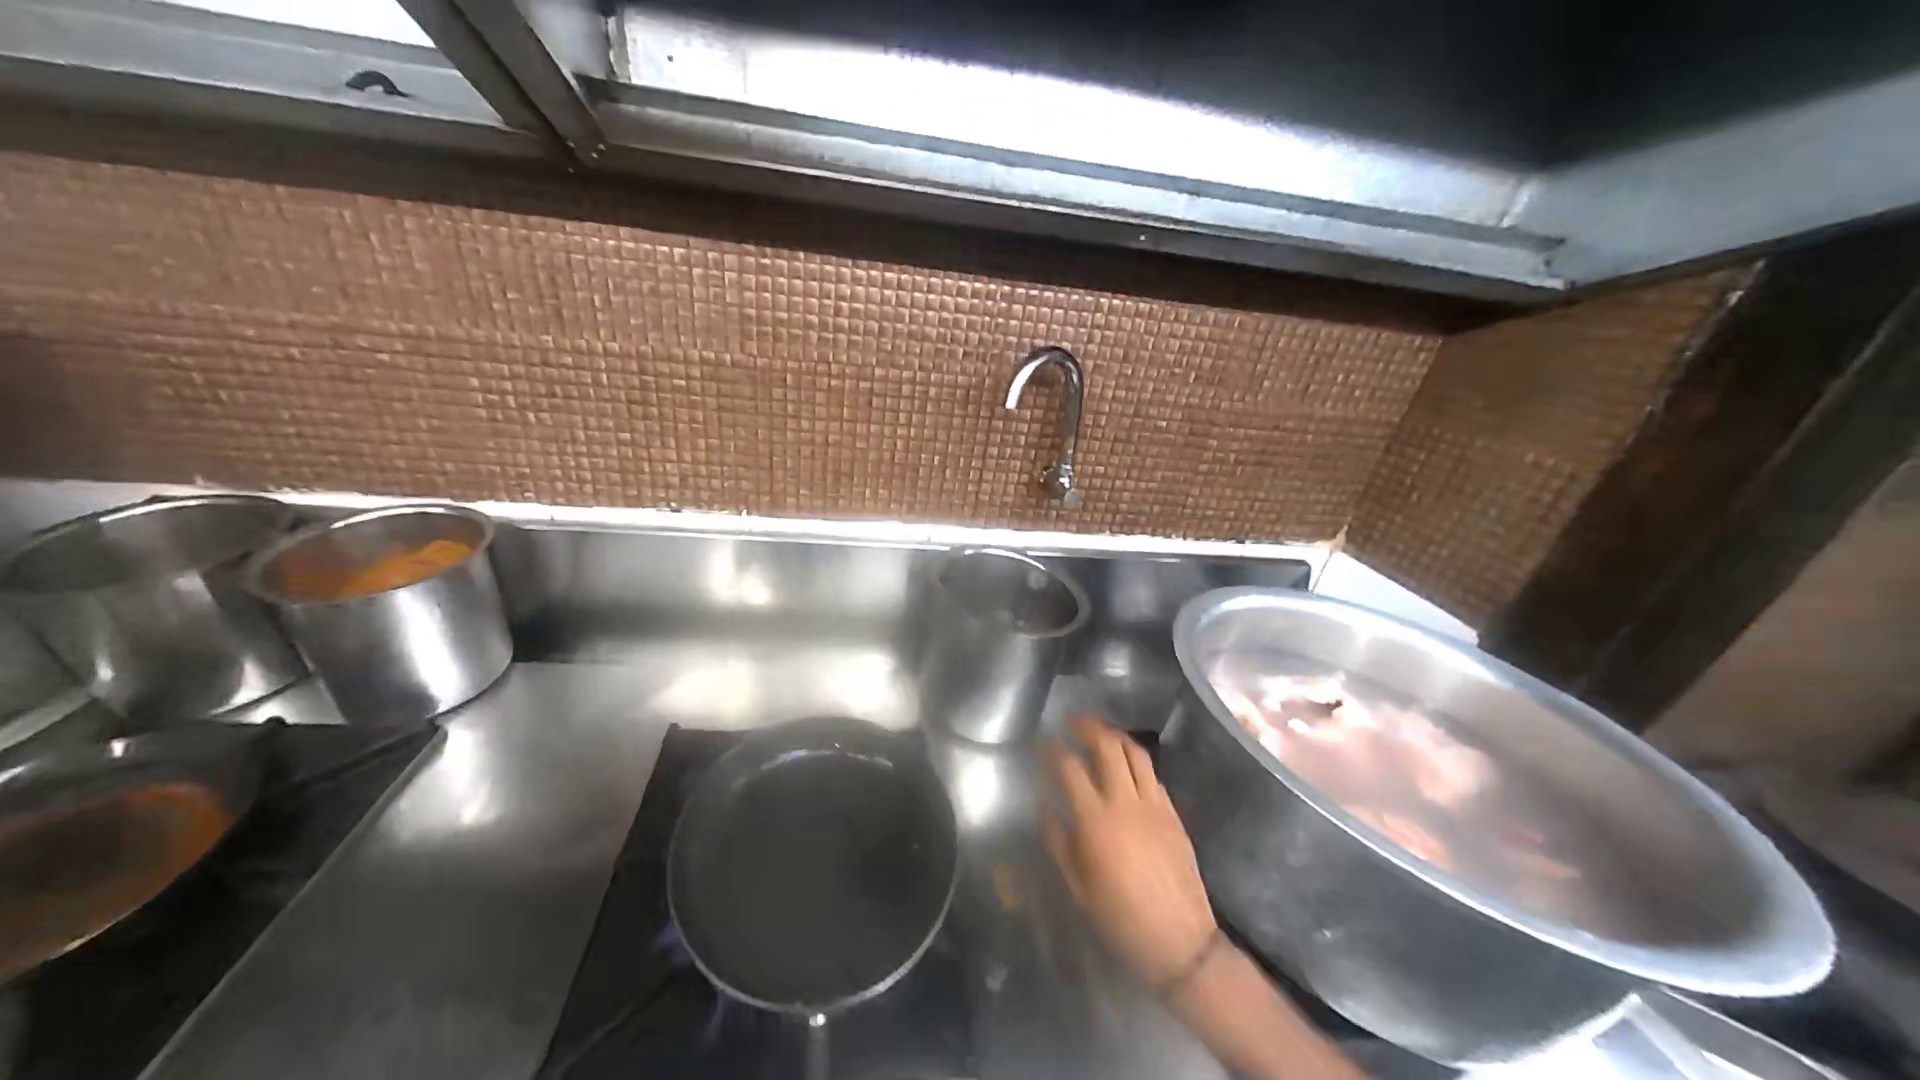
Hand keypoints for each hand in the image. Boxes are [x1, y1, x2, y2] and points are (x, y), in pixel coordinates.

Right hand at [1045, 714, 1217, 988]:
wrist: (1180, 942)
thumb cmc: (1120, 920)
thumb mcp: (1077, 887)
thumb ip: (1058, 842)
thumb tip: (1046, 808)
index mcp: (1095, 822)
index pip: (1069, 768)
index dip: (1052, 750)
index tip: (1041, 744)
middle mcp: (1125, 803)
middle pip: (1107, 746)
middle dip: (1088, 727)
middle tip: (1072, 721)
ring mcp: (1154, 805)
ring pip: (1135, 753)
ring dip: (1115, 736)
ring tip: (1100, 732)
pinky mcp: (1173, 813)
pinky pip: (1152, 774)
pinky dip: (1135, 761)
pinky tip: (1126, 766)